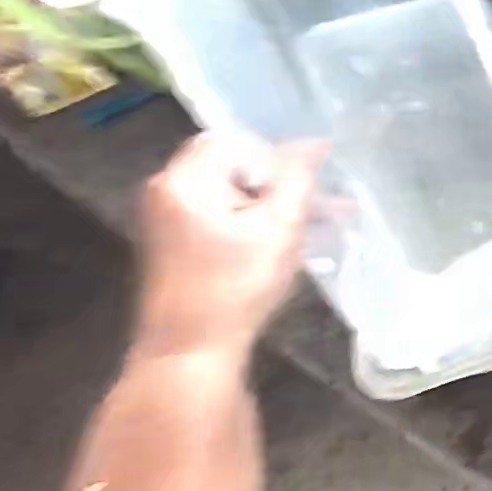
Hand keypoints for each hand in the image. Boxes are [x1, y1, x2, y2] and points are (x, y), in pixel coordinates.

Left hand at [132, 133, 325, 371]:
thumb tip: (317, 142)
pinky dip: (256, 218)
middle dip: (282, 178)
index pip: (235, 140)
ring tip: (324, 220)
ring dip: (276, 200)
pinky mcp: (176, 242)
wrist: (191, 350)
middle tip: (324, 199)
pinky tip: (292, 238)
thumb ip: (298, 178)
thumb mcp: (279, 227)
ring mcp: (168, 218)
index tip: (312, 179)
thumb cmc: (237, 284)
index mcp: (184, 181)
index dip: (277, 153)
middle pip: (232, 164)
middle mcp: (167, 191)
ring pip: (232, 191)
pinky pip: (222, 213)